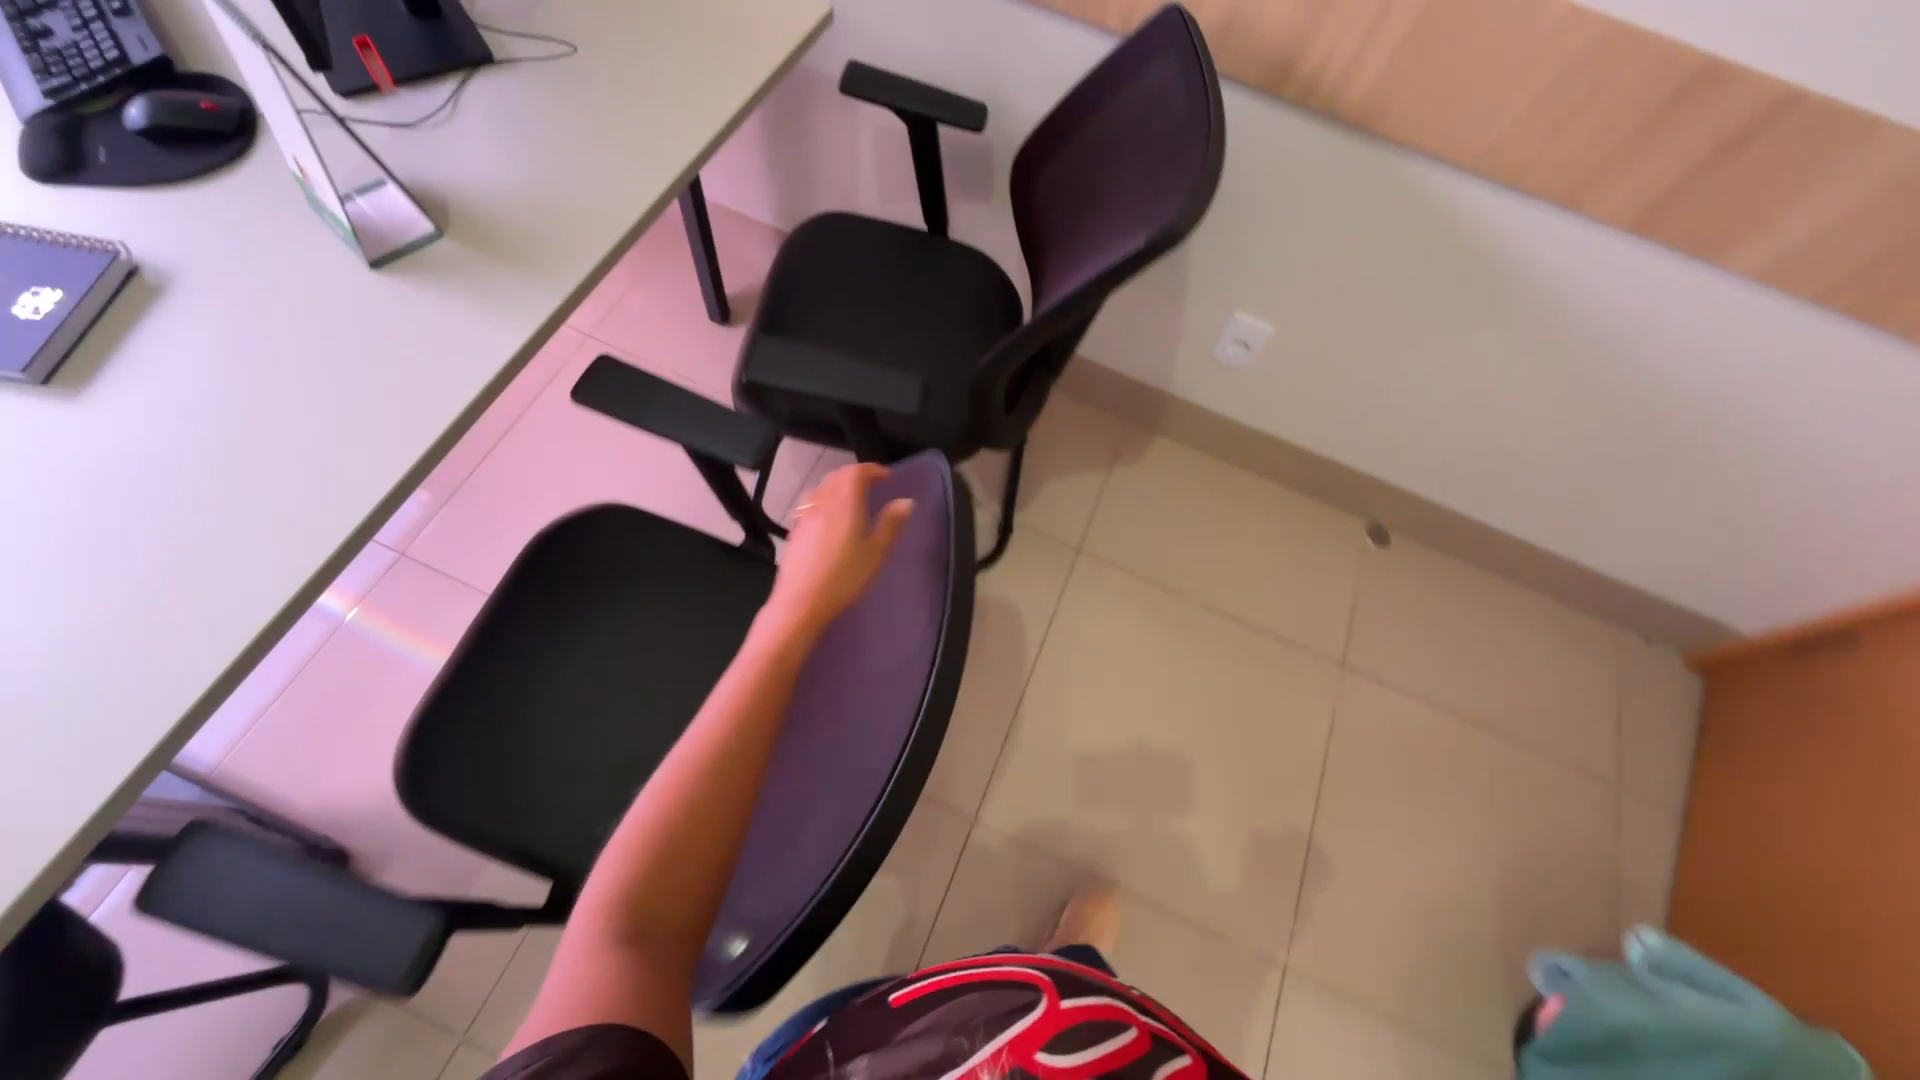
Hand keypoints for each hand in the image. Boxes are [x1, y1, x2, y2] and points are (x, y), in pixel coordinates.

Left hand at [760, 463, 913, 638]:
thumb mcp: (876, 552)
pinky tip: (828, 518)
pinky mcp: (795, 532)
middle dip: (855, 475)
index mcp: (845, 503)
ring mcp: (804, 517)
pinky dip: (824, 500)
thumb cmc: (844, 577)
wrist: (801, 601)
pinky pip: (810, 504)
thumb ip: (891, 524)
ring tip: (851, 499)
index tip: (886, 477)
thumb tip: (906, 501)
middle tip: (871, 485)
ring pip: (821, 488)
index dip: (872, 469)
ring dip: (838, 485)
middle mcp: (822, 503)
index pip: (856, 472)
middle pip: (836, 476)